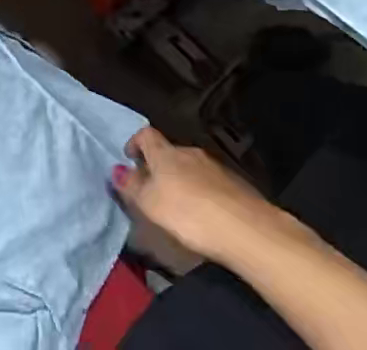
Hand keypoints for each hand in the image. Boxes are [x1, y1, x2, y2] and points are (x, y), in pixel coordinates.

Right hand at [111, 127, 302, 267]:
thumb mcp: (150, 204)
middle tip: (156, 187)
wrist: (251, 232)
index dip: (135, 143)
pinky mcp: (242, 187)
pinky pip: (215, 184)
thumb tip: (116, 170)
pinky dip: (207, 194)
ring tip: (183, 204)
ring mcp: (219, 169)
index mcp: (165, 153)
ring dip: (185, 180)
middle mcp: (190, 153)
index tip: (131, 158)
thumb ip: (131, 186)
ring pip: (194, 168)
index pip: (145, 135)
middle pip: (171, 152)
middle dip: (162, 166)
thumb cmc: (189, 214)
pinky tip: (209, 215)